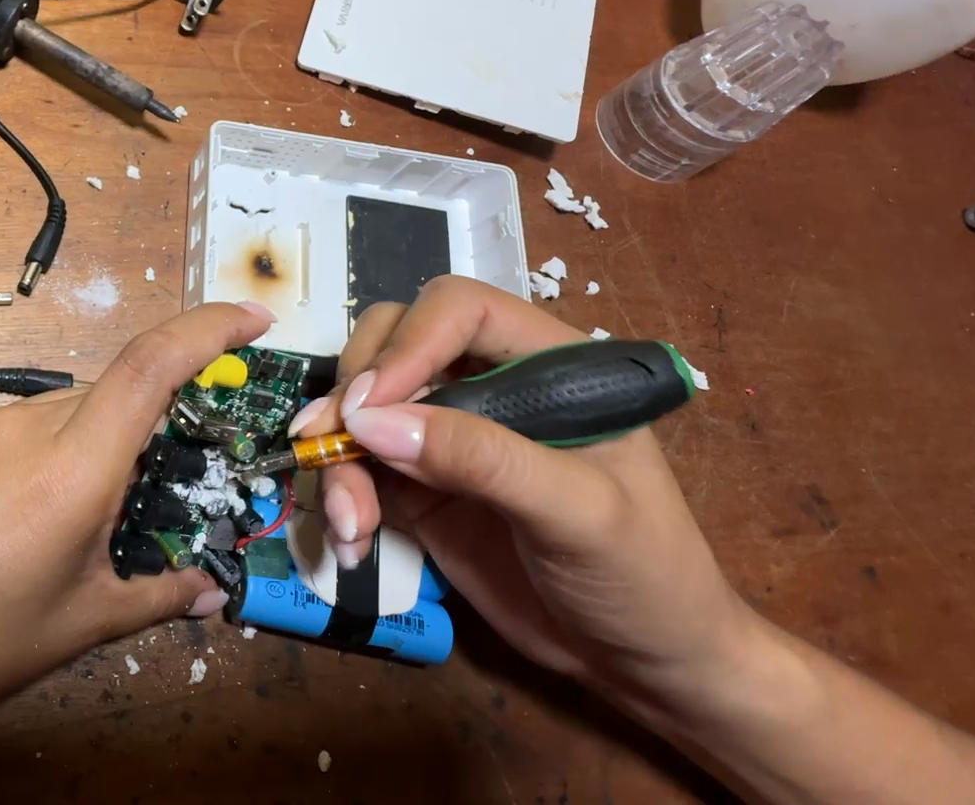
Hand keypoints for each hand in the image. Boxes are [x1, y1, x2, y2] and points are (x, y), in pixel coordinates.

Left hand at [0, 300, 272, 787]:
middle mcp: (27, 426)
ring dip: (112, 439)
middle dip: (163, 417)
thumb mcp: (82, 625)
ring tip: (111, 511)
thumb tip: (209, 588)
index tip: (254, 319)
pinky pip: (35, 425)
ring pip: (76, 407)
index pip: (150, 365)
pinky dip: (70, 448)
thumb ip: (158, 595)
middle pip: (117, 390)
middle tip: (183, 476)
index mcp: (70, 466)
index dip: (208, 328)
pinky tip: (57, 509)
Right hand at [288, 276, 751, 705]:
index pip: (460, 311)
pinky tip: (351, 539)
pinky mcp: (413, 481)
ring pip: (360, 406)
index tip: (369, 405)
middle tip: (329, 442)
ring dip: (337, 456)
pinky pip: (354, 464)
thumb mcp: (581, 514)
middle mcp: (484, 384)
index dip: (408, 343)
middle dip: (352, 392)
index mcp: (544, 365)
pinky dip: (339, 494)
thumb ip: (480, 458)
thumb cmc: (645, 577)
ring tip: (347, 520)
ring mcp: (442, 432)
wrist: (639, 664)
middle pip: (390, 342)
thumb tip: (367, 422)